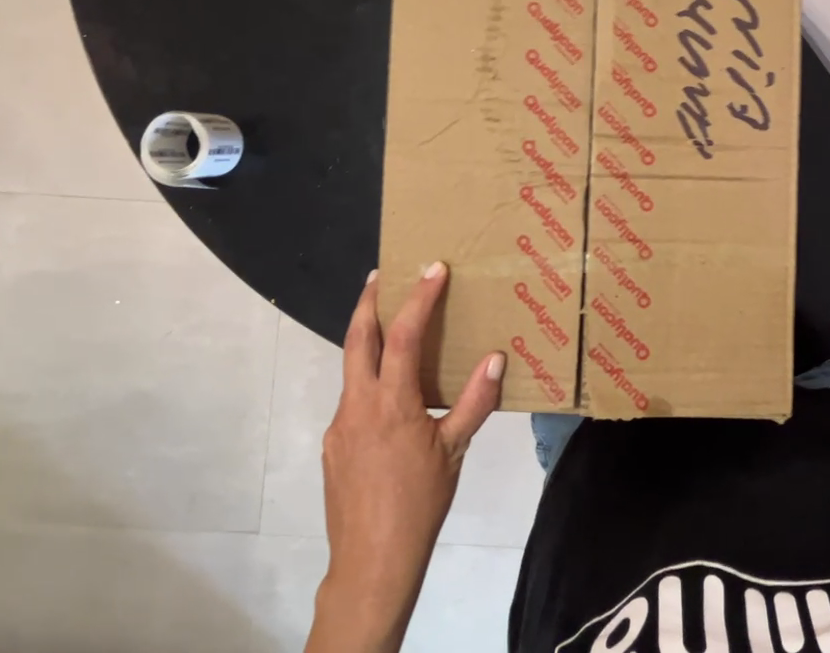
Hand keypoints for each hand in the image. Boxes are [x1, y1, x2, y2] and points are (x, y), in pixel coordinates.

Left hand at [308, 264, 504, 652]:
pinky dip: (369, 380)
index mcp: (391, 404)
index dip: (418, 299)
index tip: (432, 268)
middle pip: (356, 339)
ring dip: (367, 340)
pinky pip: (352, 399)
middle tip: (380, 274)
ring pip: (351, 369)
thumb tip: (496, 358)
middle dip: (367, 303)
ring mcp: (339, 425)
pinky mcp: (333, 445)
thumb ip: (474, 402)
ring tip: (390, 328)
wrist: (371, 560)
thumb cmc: (420, 502)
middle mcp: (357, 405)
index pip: (403, 337)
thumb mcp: (455, 451)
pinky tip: (390, 397)